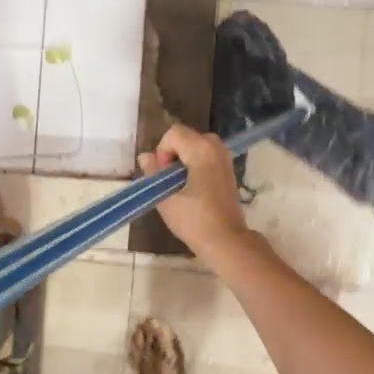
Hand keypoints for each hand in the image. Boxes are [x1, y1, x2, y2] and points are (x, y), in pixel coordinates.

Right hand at [139, 124, 251, 253]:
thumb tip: (145, 156)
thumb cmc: (194, 221)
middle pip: (186, 137)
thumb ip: (153, 173)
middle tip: (169, 181)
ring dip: (183, 160)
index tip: (163, 176)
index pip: (173, 134)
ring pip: (196, 146)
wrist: (225, 240)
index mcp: (202, 150)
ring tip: (179, 185)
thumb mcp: (166, 198)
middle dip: (172, 154)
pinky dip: (195, 165)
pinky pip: (206, 156)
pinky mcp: (228, 170)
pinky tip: (192, 189)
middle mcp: (216, 148)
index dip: (162, 151)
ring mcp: (225, 158)